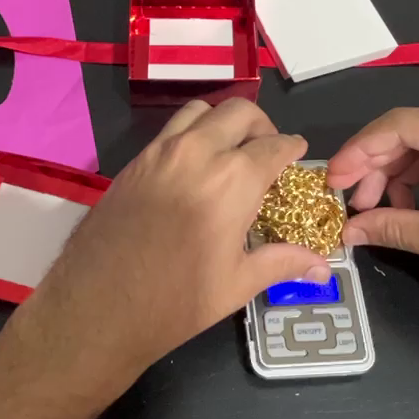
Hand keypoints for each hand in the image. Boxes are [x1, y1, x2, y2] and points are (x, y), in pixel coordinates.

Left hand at [8, 98, 332, 382]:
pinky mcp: (134, 162)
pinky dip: (191, 134)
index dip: (291, 149)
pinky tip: (194, 167)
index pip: (274, 146)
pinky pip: (170, 130)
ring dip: (222, 122)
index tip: (296, 154)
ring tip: (229, 151)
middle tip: (266, 152)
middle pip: (239, 113)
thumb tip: (321, 265)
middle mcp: (197, 152)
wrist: (97, 308)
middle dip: (260, 127)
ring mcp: (160, 153)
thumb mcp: (236, 284)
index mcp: (233, 180)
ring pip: (200, 111)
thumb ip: (281, 262)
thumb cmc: (174, 302)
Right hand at [325, 103, 418, 335]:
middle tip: (352, 201)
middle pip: (418, 128)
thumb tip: (347, 230)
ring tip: (379, 206)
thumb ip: (392, 226)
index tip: (332, 182)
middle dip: (378, 164)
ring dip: (402, 169)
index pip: (403, 125)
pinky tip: (411, 198)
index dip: (359, 152)